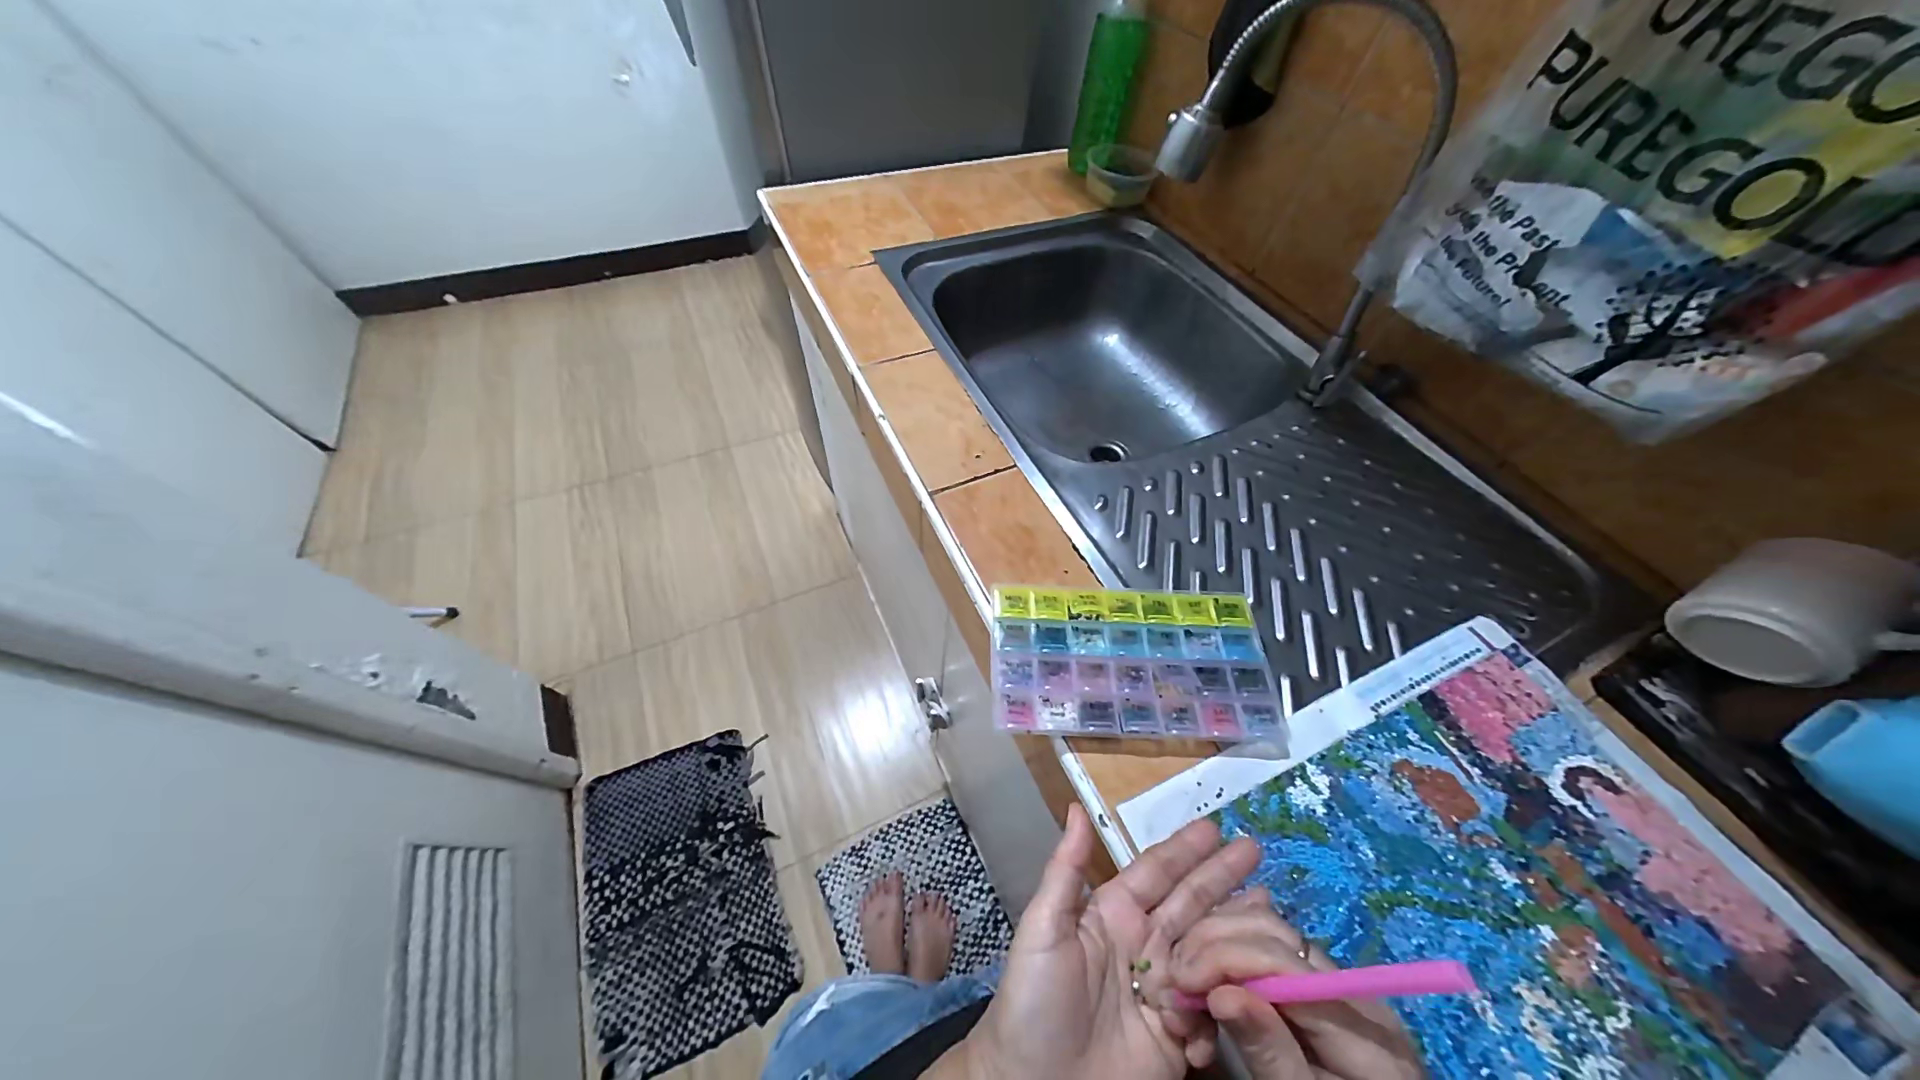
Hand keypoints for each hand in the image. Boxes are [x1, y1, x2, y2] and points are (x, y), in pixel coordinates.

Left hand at [943, 804, 1259, 1079]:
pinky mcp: (1177, 1034)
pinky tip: (1252, 979)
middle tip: (1254, 849)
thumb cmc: (1033, 999)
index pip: (1155, 872)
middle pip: (1189, 902)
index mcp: (1111, 914)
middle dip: (1220, 876)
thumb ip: (1066, 869)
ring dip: (1237, 928)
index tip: (1214, 828)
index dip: (1184, 849)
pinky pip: (1211, 1007)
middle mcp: (1142, 942)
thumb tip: (1076, 808)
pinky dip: (1228, 994)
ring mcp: (1163, 987)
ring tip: (1269, 910)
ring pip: (1208, 949)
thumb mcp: (1043, 927)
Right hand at [1167, 895, 1423, 1079]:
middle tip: (1174, 979)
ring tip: (1185, 977)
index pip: (1278, 959)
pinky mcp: (1317, 983)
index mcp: (1357, 1018)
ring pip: (1261, 927)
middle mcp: (1347, 982)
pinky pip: (1266, 945)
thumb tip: (1220, 994)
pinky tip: (1206, 971)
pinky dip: (1228, 949)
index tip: (1179, 984)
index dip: (1221, 960)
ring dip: (1214, 943)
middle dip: (1210, 945)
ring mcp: (1334, 978)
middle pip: (1268, 930)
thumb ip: (1270, 1054)